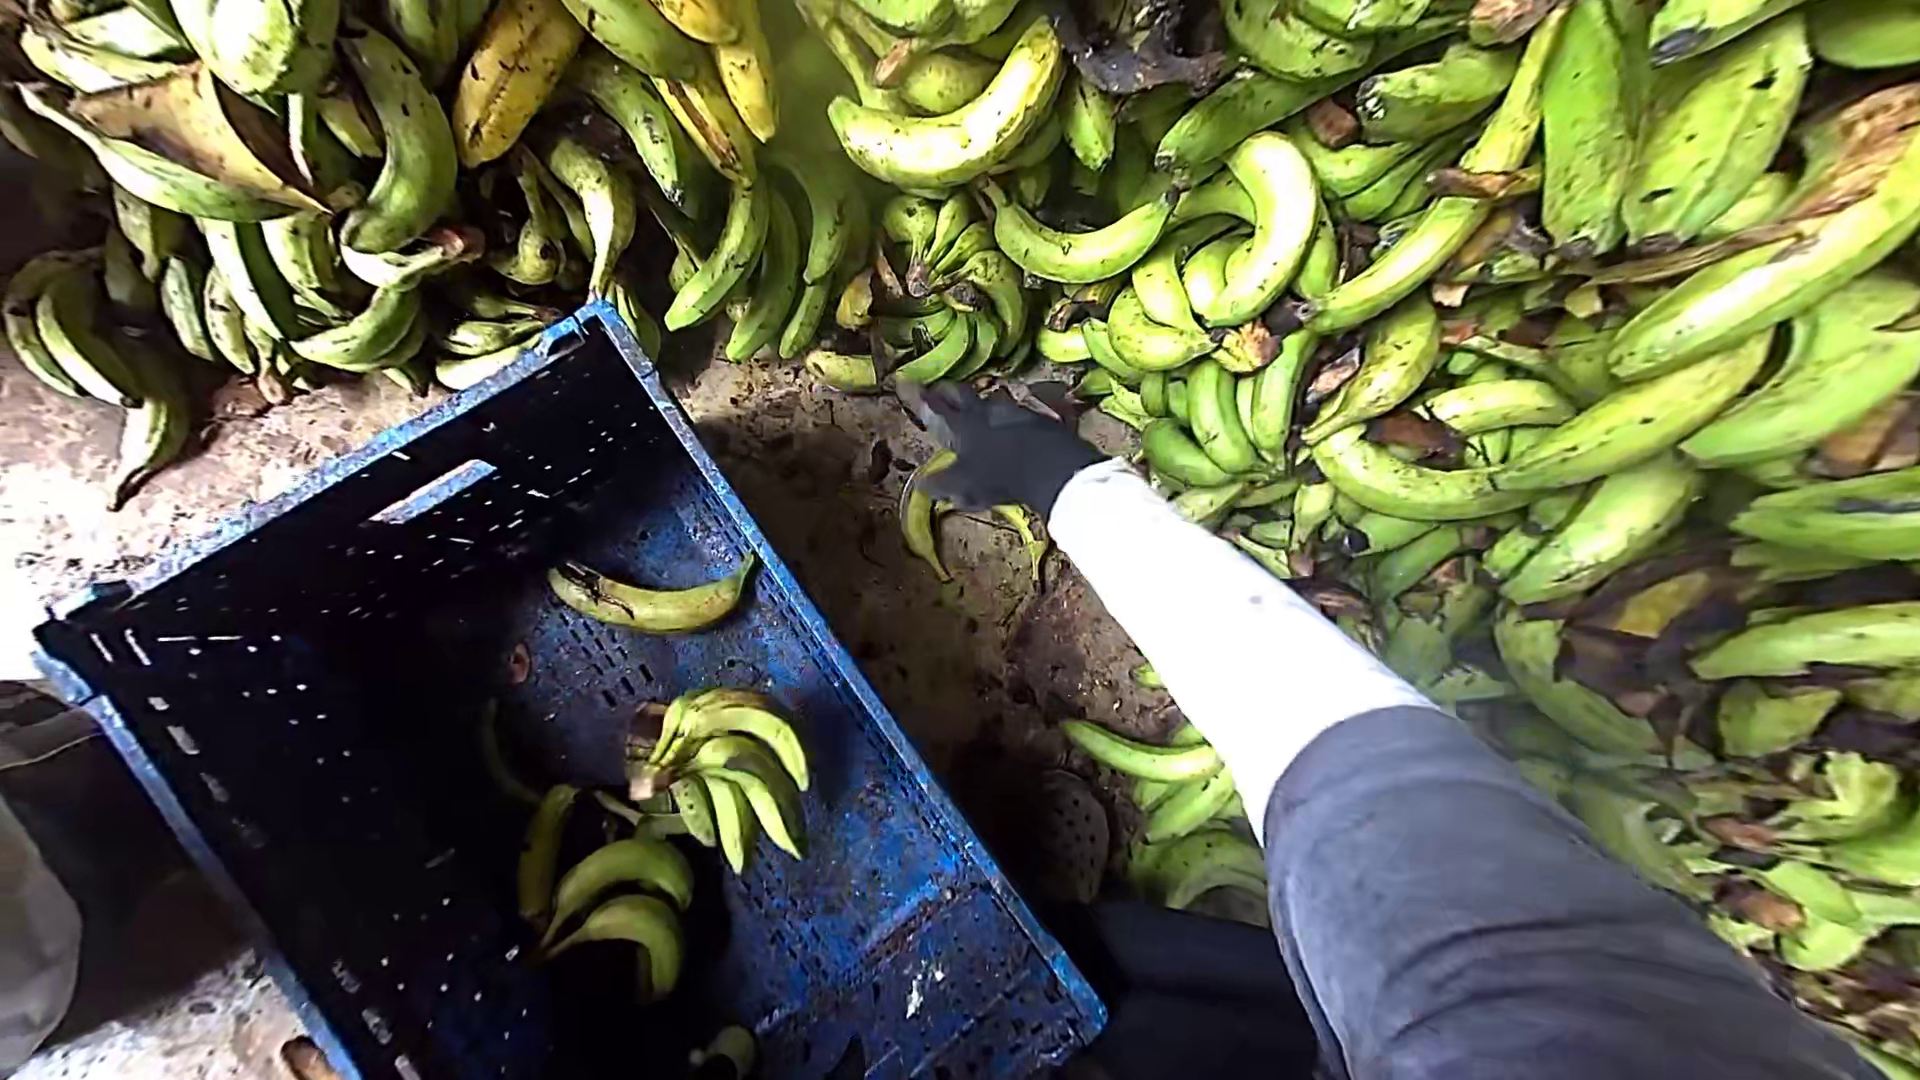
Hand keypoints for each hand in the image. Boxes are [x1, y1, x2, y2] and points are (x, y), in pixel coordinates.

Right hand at [915, 384, 1103, 516]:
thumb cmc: (998, 476)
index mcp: (963, 425)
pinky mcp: (1039, 420)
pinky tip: (1013, 427)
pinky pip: (1018, 415)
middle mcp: (986, 411)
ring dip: (983, 403)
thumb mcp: (964, 485)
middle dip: (951, 391)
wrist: (1049, 466)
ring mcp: (1015, 411)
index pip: (937, 408)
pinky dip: (1010, 419)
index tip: (911, 385)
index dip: (923, 399)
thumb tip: (922, 484)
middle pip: (964, 394)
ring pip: (993, 402)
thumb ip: (942, 484)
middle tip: (943, 389)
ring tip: (979, 407)